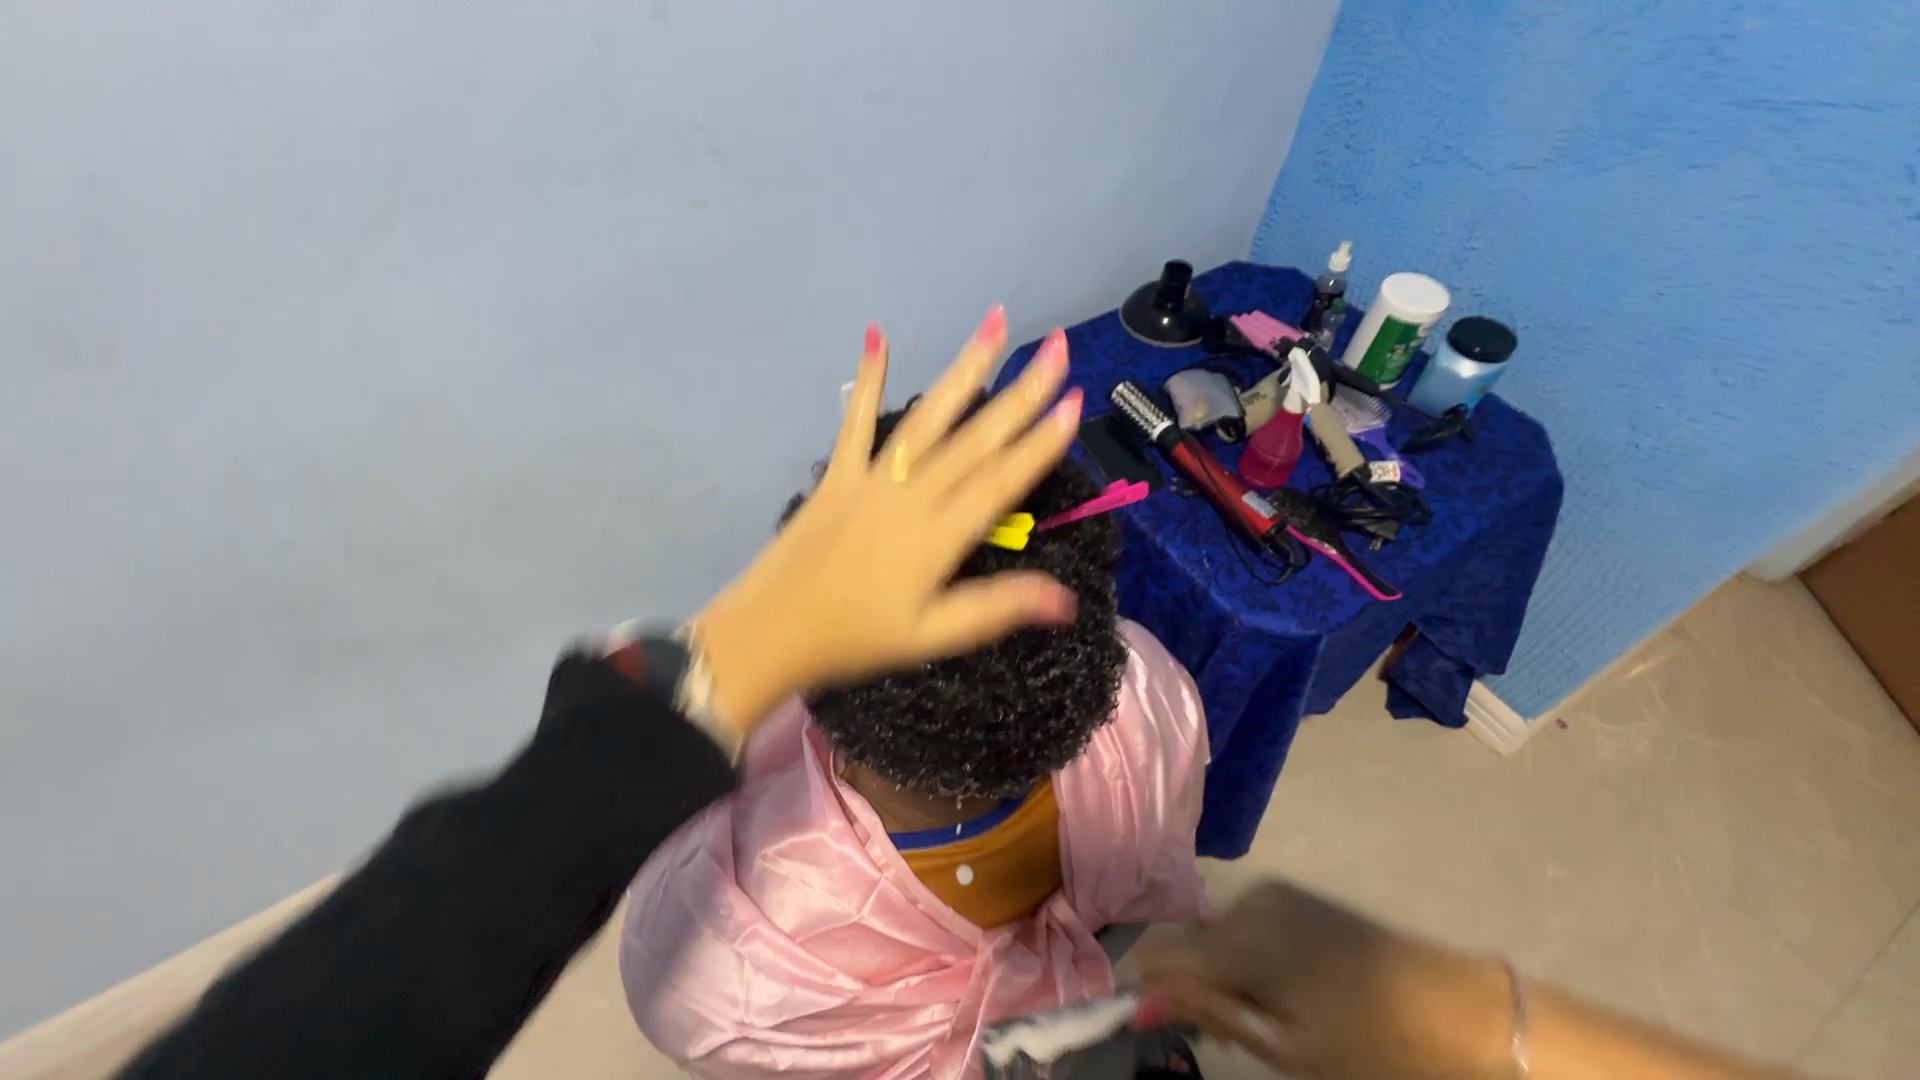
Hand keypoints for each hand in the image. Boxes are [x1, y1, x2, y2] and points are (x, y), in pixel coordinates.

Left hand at [693, 307, 1082, 733]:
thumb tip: (1067, 600)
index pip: (1001, 480)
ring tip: (993, 324)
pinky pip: (856, 421)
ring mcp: (872, 477)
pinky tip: (877, 335)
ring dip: (964, 369)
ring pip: (928, 417)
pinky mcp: (838, 474)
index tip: (1074, 401)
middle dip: (1021, 391)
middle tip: (1056, 346)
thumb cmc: (857, 639)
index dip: (1040, 442)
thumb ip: (997, 609)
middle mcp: (911, 494)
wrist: (772, 631)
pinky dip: (868, 378)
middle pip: (975, 438)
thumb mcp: (932, 636)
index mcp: (939, 535)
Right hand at [1137, 880, 1513, 1079]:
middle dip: (1192, 985)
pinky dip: (1245, 957)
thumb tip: (1146, 999)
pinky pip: (1244, 924)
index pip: (1162, 954)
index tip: (1159, 1024)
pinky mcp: (1293, 896)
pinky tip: (1275, 991)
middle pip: (1189, 943)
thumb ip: (1211, 1012)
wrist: (1456, 1011)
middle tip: (1222, 1035)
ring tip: (1255, 1020)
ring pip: (1216, 934)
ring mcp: (1273, 894)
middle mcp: (1249, 902)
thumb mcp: (1286, 1047)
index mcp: (1243, 939)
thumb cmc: (1370, 1045)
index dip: (1153, 990)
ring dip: (1220, 973)